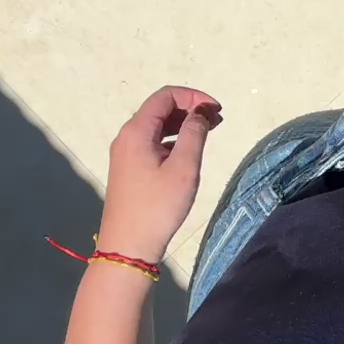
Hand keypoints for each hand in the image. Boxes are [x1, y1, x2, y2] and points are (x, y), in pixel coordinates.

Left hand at [96, 86, 223, 263]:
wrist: (128, 247)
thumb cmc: (158, 206)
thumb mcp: (183, 167)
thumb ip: (194, 133)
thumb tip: (201, 111)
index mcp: (136, 131)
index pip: (166, 96)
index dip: (193, 96)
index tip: (216, 110)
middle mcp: (127, 136)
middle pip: (160, 108)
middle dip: (190, 108)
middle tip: (217, 120)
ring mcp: (126, 152)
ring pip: (157, 125)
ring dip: (183, 123)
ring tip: (209, 132)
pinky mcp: (129, 167)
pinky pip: (153, 141)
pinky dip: (173, 138)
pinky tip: (189, 149)